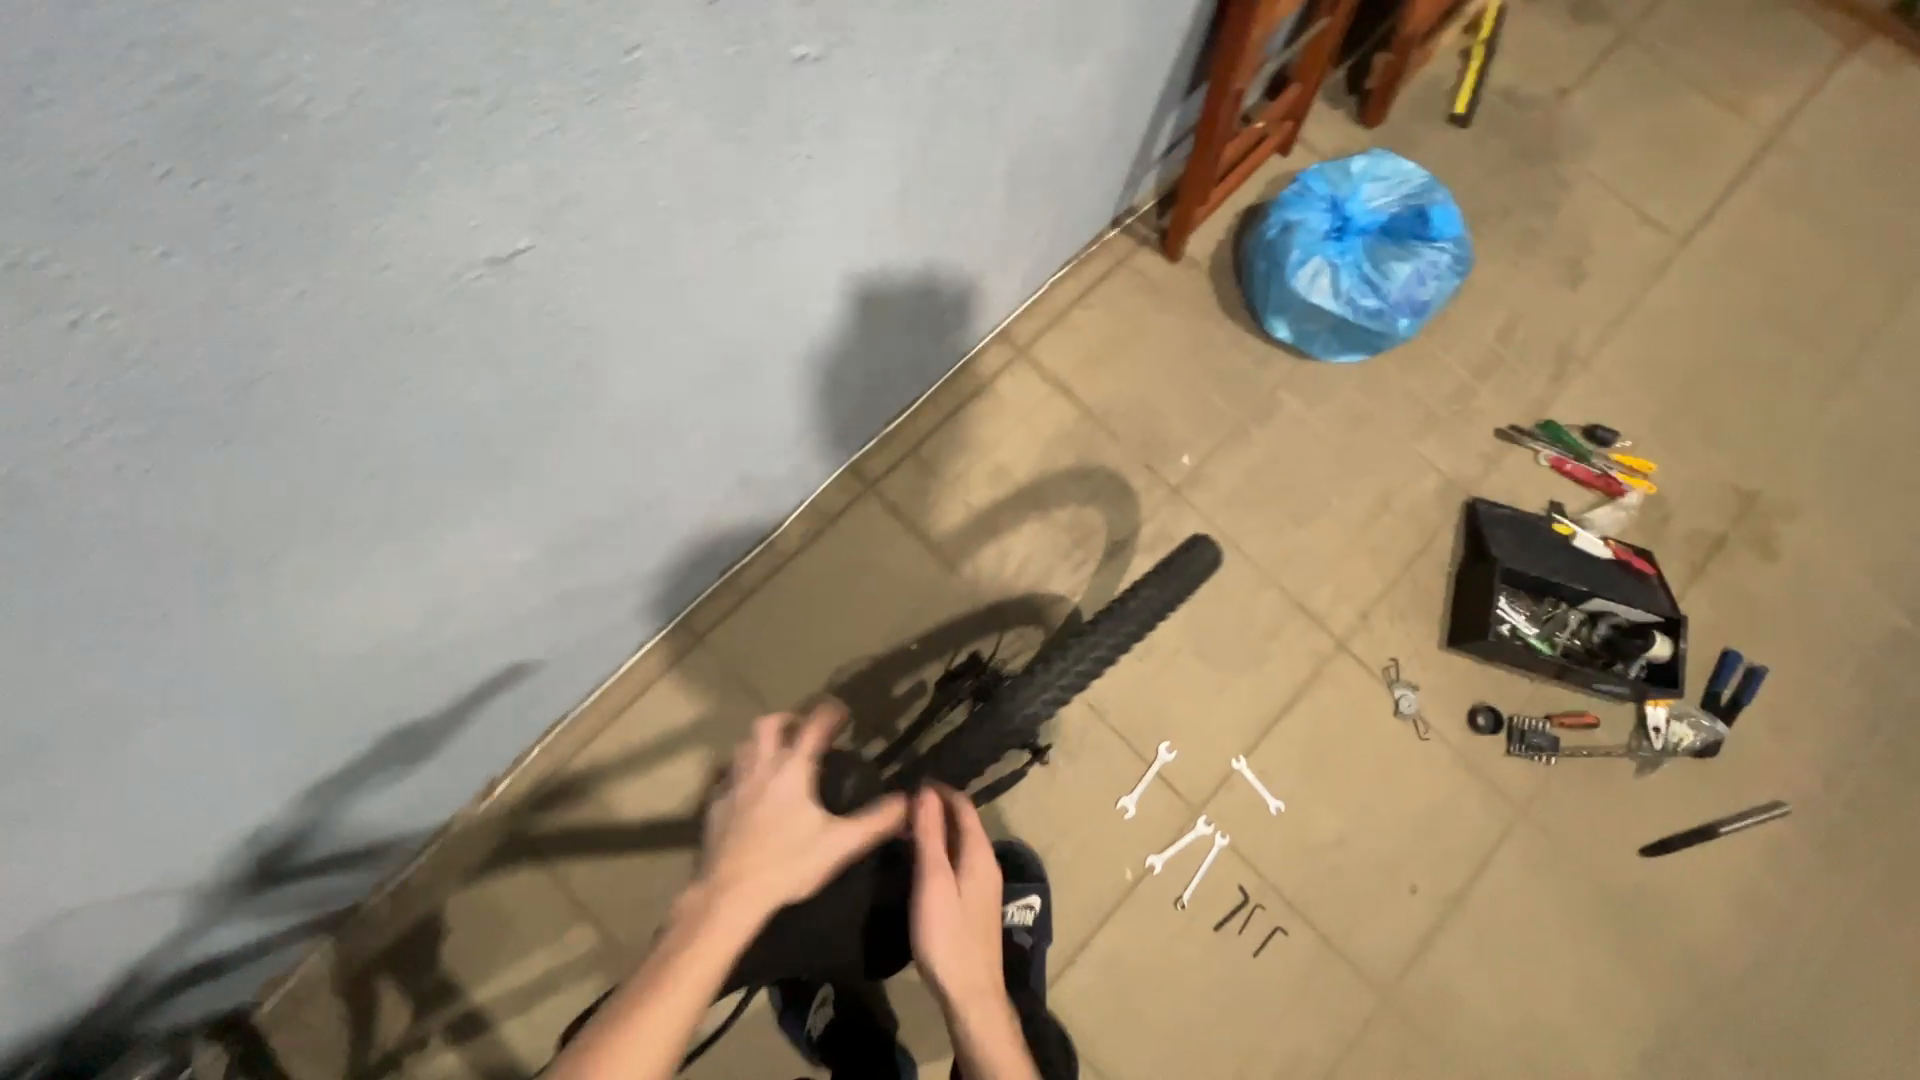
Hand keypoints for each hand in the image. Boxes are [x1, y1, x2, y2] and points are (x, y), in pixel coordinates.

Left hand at [697, 700, 907, 918]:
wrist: (729, 895)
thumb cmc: (788, 864)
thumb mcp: (841, 844)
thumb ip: (876, 821)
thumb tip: (906, 802)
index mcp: (792, 770)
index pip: (814, 726)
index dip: (830, 713)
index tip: (843, 711)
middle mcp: (761, 768)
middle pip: (768, 725)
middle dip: (788, 718)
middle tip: (803, 728)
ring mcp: (734, 786)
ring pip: (744, 747)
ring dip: (761, 743)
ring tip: (776, 755)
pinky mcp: (715, 807)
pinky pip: (728, 778)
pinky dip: (742, 775)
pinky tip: (749, 793)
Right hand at [909, 784, 1006, 1011]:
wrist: (970, 992)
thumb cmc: (947, 935)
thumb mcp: (932, 881)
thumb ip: (929, 835)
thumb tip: (925, 792)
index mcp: (979, 852)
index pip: (963, 805)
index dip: (939, 791)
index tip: (910, 783)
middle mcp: (987, 862)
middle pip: (964, 822)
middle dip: (936, 808)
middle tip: (902, 805)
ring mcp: (984, 884)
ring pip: (961, 843)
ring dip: (938, 830)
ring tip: (906, 827)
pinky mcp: (976, 902)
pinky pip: (960, 861)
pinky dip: (942, 850)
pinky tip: (922, 861)